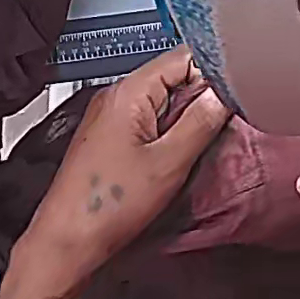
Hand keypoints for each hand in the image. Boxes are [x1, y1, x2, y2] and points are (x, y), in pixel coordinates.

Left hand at [10, 47, 230, 298]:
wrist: (67, 241)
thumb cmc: (109, 204)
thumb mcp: (169, 162)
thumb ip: (201, 122)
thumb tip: (224, 94)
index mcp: (128, 93)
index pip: (181, 57)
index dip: (212, 72)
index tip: (232, 96)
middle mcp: (116, 97)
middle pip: (173, 77)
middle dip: (201, 98)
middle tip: (218, 127)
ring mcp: (111, 117)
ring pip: (163, 101)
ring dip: (185, 118)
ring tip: (195, 146)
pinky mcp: (111, 138)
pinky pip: (149, 121)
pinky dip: (168, 133)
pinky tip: (175, 157)